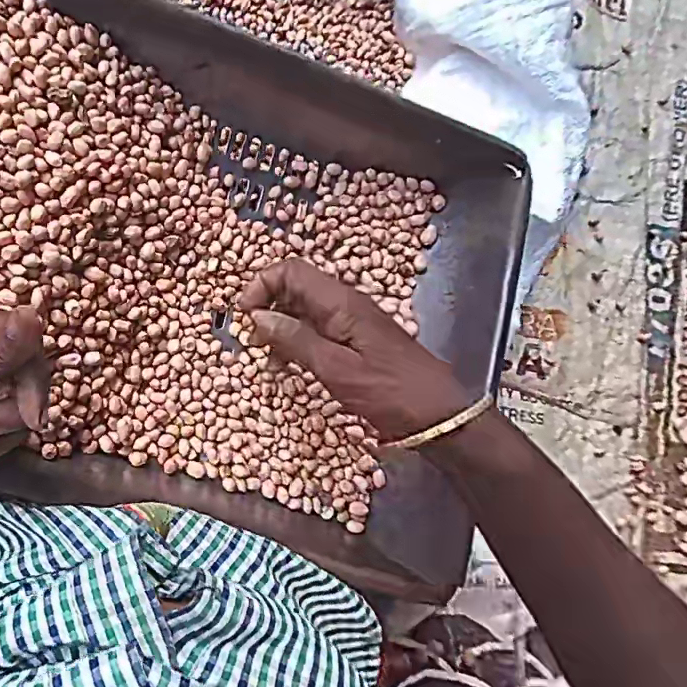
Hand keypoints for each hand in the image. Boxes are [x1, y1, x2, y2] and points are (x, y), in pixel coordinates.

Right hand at [237, 258, 473, 441]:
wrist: (442, 417)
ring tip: (267, 357)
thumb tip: (257, 317)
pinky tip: (287, 364)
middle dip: (265, 306)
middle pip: (293, 286)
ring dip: (278, 326)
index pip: (290, 270)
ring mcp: (349, 320)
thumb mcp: (336, 371)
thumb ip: (295, 340)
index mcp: (341, 302)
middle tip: (252, 340)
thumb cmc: (392, 393)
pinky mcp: (353, 339)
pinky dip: (295, 340)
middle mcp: (343, 303)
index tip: (244, 315)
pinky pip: (314, 328)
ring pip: (301, 308)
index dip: (260, 285)